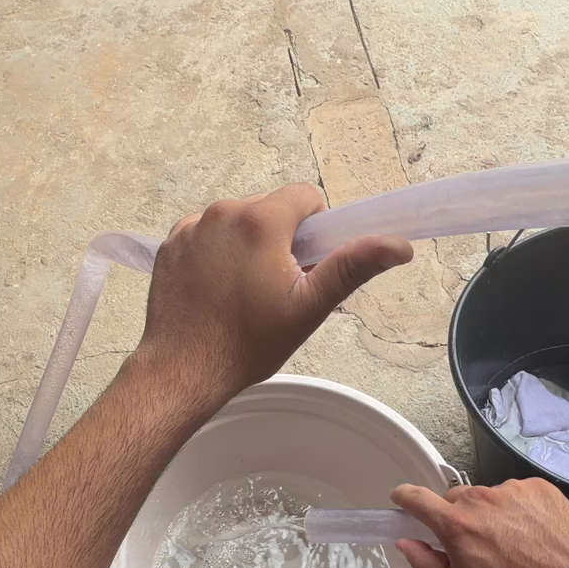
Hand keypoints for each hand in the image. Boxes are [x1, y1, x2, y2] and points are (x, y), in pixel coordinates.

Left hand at [134, 184, 411, 404]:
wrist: (183, 370)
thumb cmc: (247, 344)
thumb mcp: (308, 308)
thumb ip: (352, 267)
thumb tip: (400, 245)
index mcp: (259, 221)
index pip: (304, 197)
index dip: (313, 229)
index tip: (305, 265)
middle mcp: (221, 213)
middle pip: (268, 208)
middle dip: (278, 238)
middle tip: (274, 286)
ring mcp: (189, 228)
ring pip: (235, 221)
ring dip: (245, 245)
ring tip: (242, 292)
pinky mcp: (168, 246)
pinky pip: (203, 235)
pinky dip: (213, 254)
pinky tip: (214, 290)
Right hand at [390, 478, 568, 567]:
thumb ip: (427, 563)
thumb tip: (406, 543)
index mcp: (455, 525)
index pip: (416, 497)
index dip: (404, 497)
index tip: (402, 500)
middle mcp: (479, 499)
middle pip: (454, 500)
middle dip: (458, 517)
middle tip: (477, 543)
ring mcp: (509, 489)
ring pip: (485, 497)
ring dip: (490, 513)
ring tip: (514, 540)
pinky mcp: (536, 486)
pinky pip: (514, 493)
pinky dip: (517, 508)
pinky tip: (532, 531)